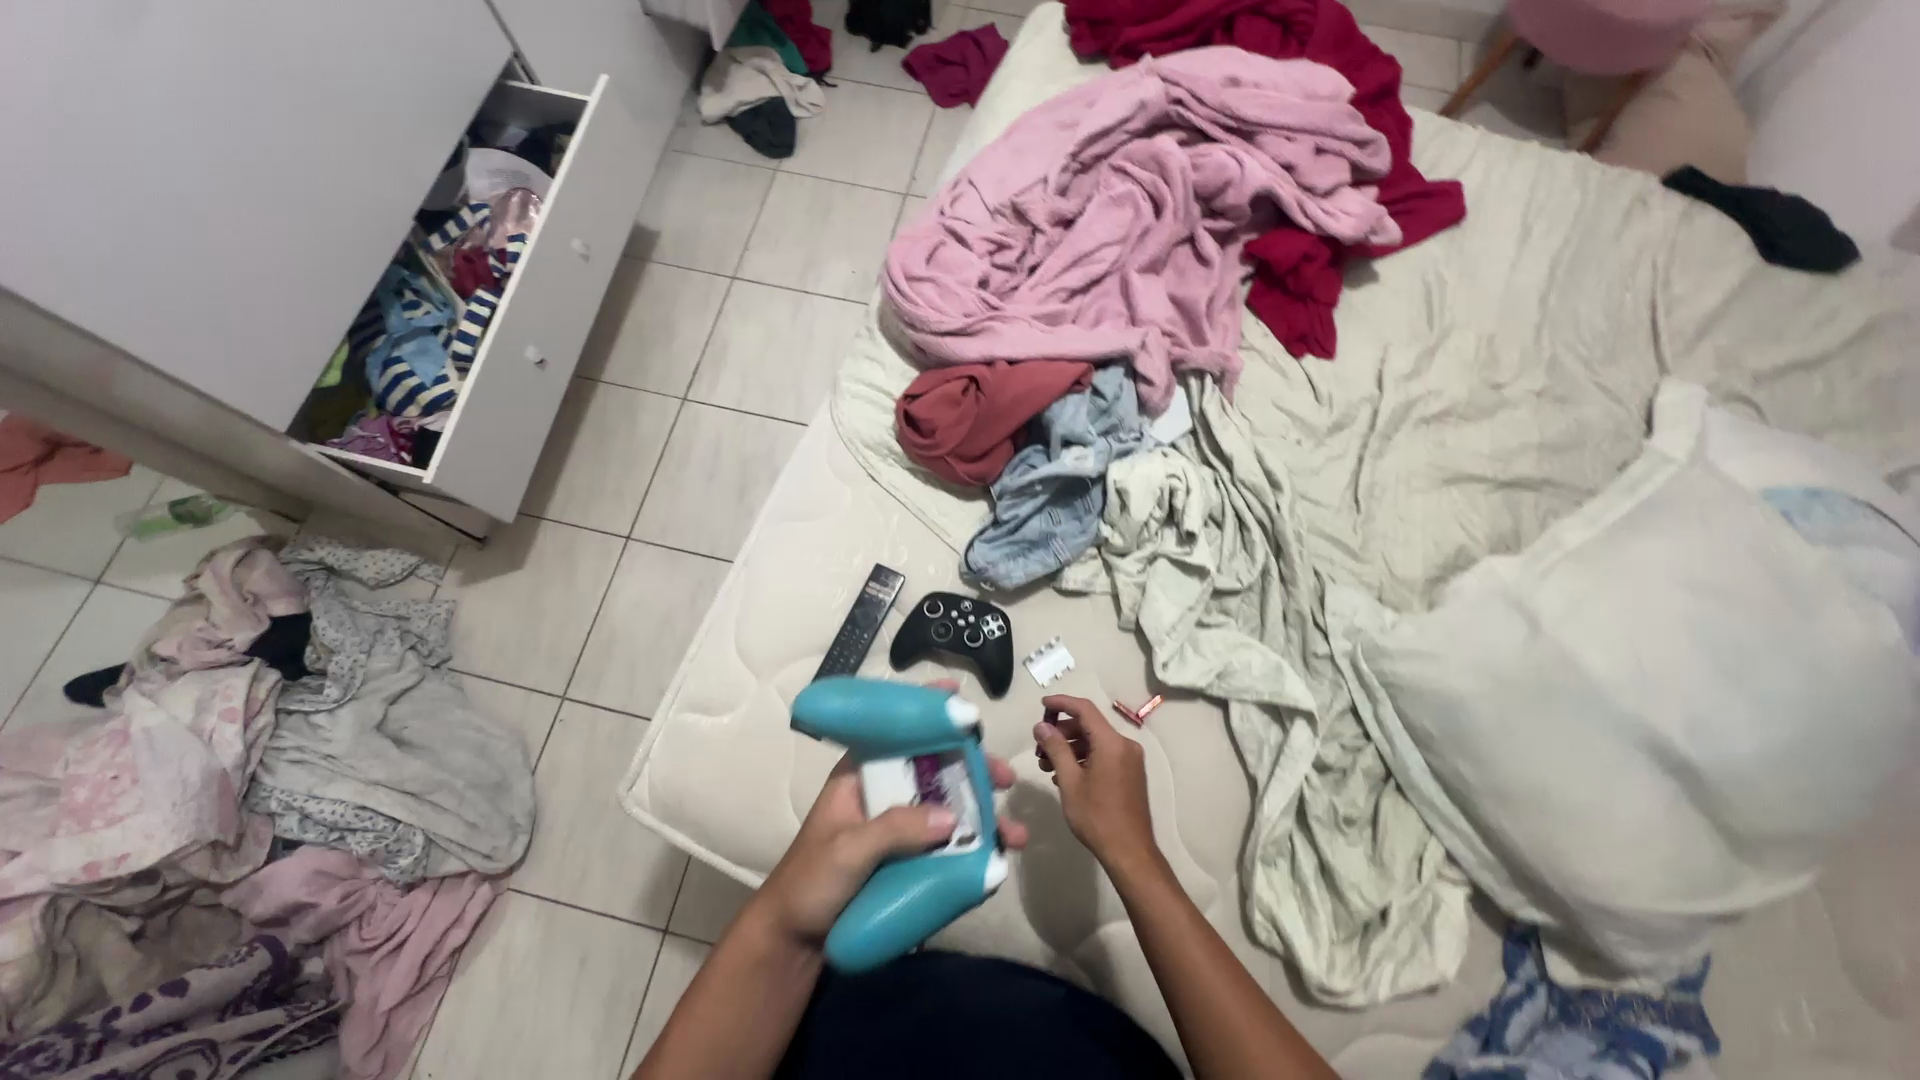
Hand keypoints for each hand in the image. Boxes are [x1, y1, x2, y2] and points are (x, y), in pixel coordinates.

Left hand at [754, 693, 1029, 947]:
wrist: (793, 944)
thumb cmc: (809, 884)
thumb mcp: (847, 851)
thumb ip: (894, 830)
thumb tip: (952, 817)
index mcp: (861, 777)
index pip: (895, 732)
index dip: (926, 711)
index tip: (958, 696)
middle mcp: (885, 796)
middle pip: (936, 769)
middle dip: (974, 769)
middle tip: (1004, 778)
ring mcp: (900, 831)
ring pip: (950, 810)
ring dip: (984, 817)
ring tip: (1014, 836)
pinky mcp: (911, 864)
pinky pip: (949, 848)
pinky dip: (976, 850)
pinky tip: (997, 861)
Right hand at [1033, 695, 1157, 871]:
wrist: (1129, 852)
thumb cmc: (1096, 817)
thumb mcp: (1069, 781)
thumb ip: (1055, 749)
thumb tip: (1042, 727)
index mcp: (1112, 743)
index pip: (1084, 709)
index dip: (1061, 703)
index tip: (1041, 705)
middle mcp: (1125, 745)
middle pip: (1090, 725)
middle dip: (1062, 732)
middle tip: (1039, 747)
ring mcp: (1130, 760)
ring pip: (1096, 741)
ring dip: (1071, 747)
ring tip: (1048, 766)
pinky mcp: (1131, 773)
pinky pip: (1104, 755)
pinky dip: (1084, 758)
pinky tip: (1066, 775)